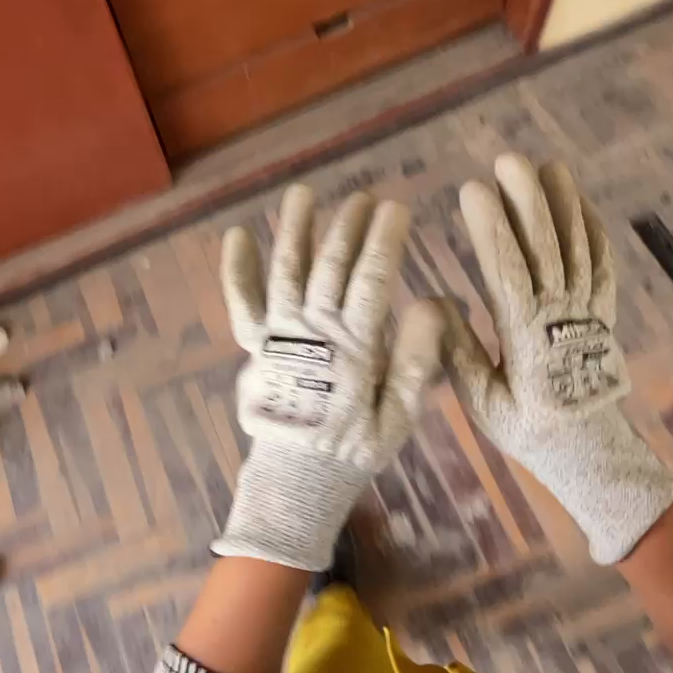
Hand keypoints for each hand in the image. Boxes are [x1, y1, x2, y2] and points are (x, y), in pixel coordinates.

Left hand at [213, 184, 442, 570]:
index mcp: (356, 350)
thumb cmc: (353, 446)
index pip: (373, 282)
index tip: (396, 209)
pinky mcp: (252, 346)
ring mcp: (278, 337)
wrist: (295, 477)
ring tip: (304, 195)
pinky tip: (238, 235)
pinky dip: (237, 270)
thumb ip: (418, 362)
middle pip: (330, 268)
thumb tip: (435, 303)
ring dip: (294, 232)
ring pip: (286, 274)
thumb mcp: (400, 417)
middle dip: (347, 228)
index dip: (384, 242)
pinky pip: (241, 303)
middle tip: (363, 197)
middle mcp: (314, 334)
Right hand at [447, 153, 672, 563]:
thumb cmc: (526, 429)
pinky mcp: (602, 313)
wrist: (591, 451)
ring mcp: (587, 312)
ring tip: (548, 166)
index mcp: (526, 339)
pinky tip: (582, 204)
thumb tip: (436, 301)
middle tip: (509, 160)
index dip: (491, 230)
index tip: (473, 190)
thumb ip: (458, 352)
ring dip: (563, 205)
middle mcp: (560, 317)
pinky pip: (602, 265)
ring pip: (578, 250)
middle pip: (546, 250)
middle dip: (527, 201)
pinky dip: (593, 231)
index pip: (507, 273)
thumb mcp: (482, 403)